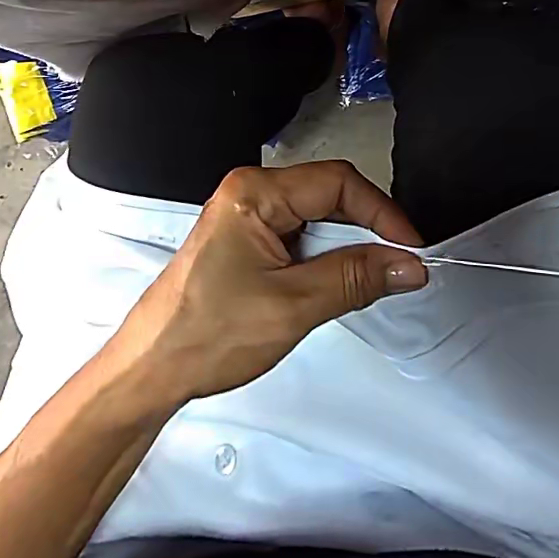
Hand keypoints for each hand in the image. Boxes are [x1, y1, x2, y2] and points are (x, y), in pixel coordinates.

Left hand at [115, 162, 428, 400]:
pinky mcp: (247, 239)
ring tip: (367, 279)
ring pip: (319, 217)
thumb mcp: (293, 306)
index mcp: (256, 192)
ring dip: (347, 247)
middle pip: (330, 195)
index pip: (338, 183)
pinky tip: (335, 282)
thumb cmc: (209, 336)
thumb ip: (356, 278)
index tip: (410, 249)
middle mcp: (251, 192)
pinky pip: (301, 235)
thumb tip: (411, 266)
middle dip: (367, 230)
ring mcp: (247, 214)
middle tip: (396, 266)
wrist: (147, 374)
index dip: (382, 212)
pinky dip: (326, 257)